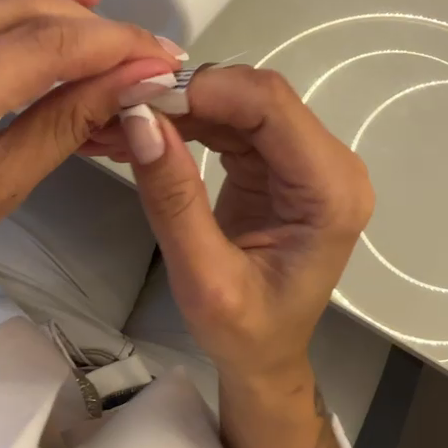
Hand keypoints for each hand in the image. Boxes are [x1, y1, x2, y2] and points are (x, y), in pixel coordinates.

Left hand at [0, 0, 180, 363]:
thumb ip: (66, 122)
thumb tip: (138, 79)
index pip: (38, 47)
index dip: (111, 45)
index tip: (164, 58)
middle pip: (18, 6)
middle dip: (93, 23)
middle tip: (144, 51)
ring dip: (59, 1)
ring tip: (113, 29)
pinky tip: (59, 9)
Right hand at [90, 66, 374, 447]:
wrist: (264, 357)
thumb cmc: (244, 332)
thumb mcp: (202, 277)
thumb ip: (174, 198)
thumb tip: (139, 120)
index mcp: (330, 191)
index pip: (271, 105)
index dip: (205, 90)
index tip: (137, 100)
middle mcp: (328, 164)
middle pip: (255, 95)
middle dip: (186, 96)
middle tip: (119, 112)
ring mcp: (303, 160)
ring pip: (237, 102)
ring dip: (178, 108)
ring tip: (117, 123)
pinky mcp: (276, 163)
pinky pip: (229, 123)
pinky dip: (184, 124)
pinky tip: (140, 135)